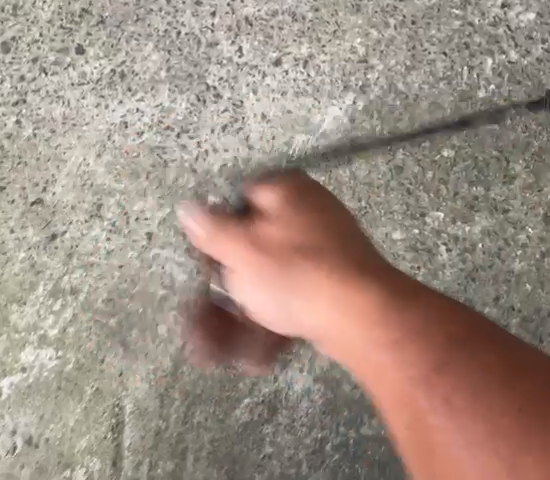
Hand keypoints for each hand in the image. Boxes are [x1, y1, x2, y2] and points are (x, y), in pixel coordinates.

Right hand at [179, 172, 402, 349]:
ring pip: (266, 283)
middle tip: (199, 331)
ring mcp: (320, 249)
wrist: (359, 312)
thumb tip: (189, 206)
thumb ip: (212, 228)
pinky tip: (256, 359)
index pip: (237, 202)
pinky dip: (270, 326)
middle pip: (249, 252)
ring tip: (216, 356)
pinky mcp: (329, 282)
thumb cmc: (295, 272)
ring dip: (237, 321)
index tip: (204, 269)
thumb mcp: (242, 248)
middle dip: (219, 297)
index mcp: (287, 190)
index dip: (215, 237)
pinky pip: (290, 300)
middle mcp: (306, 212)